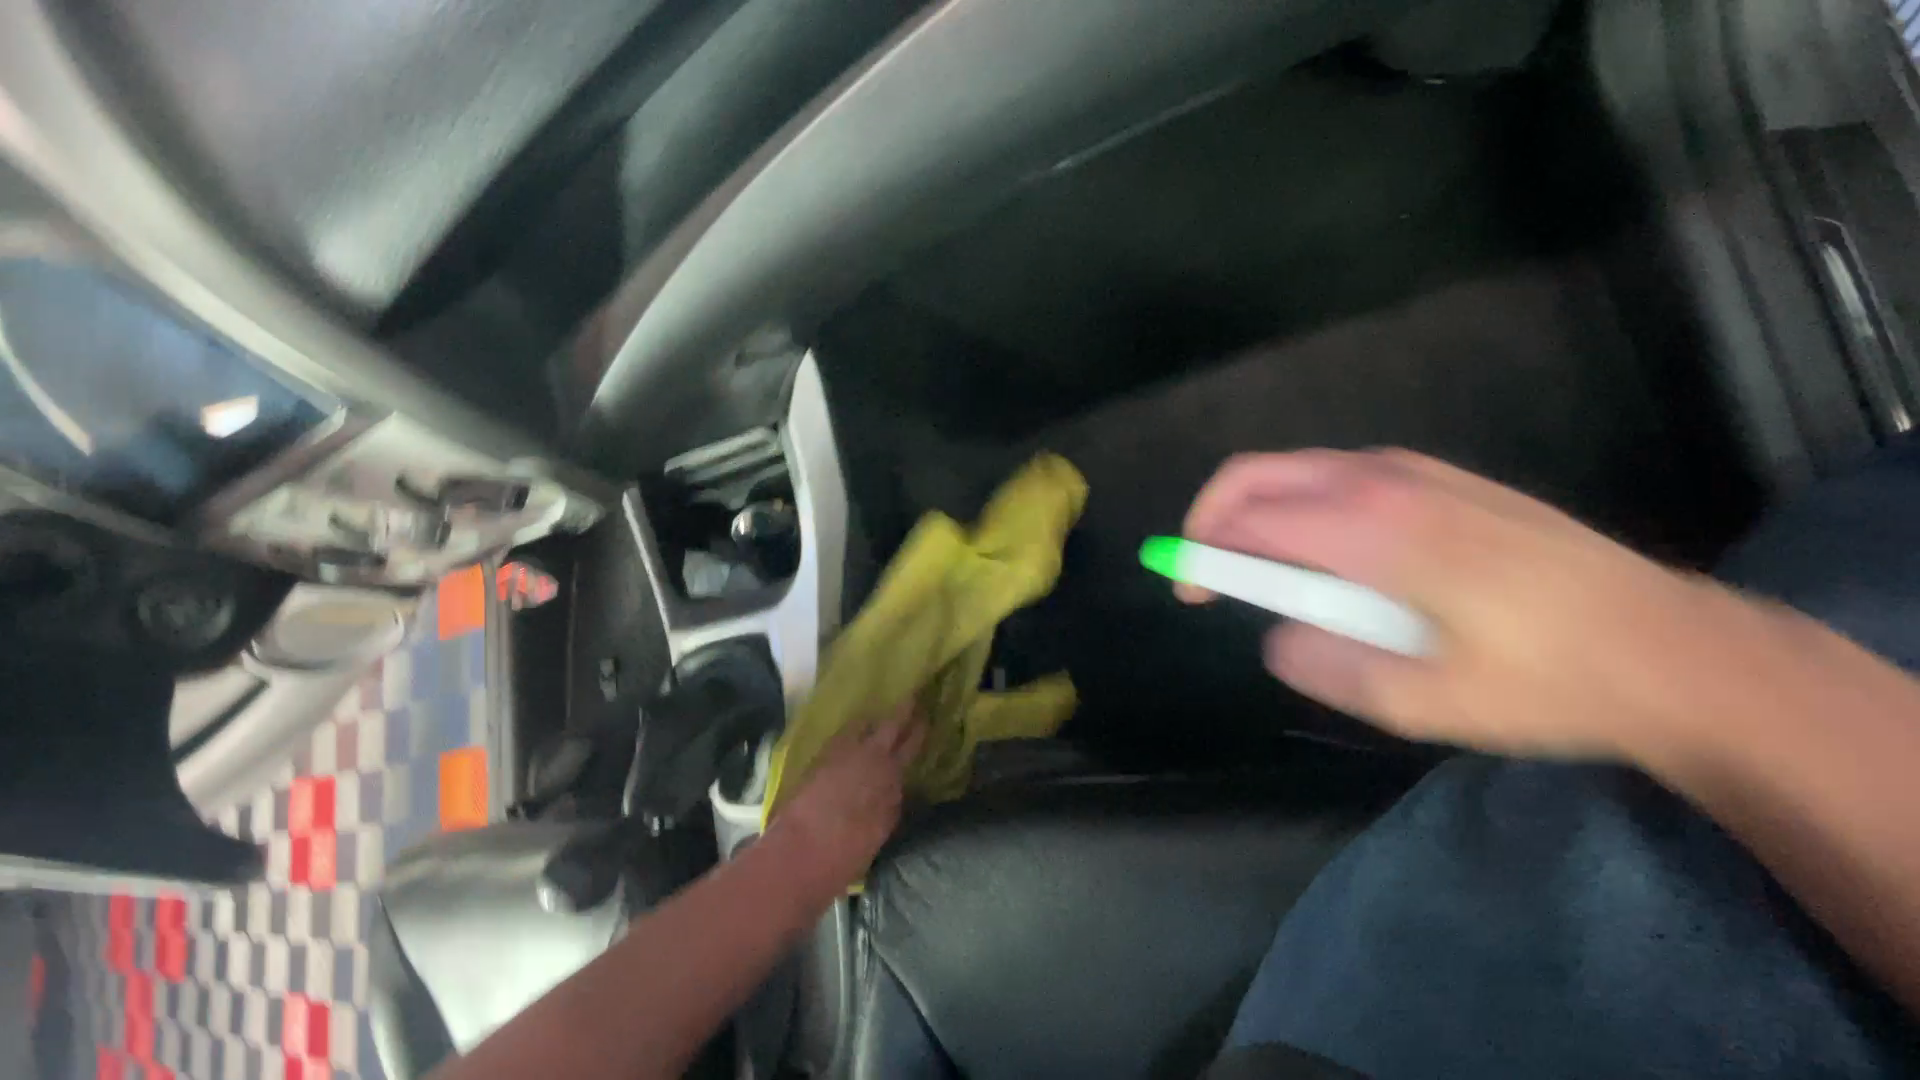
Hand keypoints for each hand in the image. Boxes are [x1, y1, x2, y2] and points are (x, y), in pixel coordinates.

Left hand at [765, 708, 923, 900]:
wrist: (802, 851)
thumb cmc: (848, 850)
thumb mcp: (882, 828)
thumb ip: (891, 803)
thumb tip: (894, 788)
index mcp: (890, 775)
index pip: (911, 745)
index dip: (919, 729)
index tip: (926, 716)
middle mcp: (869, 755)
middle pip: (890, 724)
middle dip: (902, 711)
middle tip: (911, 698)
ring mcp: (841, 752)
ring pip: (862, 724)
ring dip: (873, 721)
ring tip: (878, 718)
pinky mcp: (818, 757)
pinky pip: (841, 736)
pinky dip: (851, 733)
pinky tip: (852, 736)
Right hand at [1179, 448, 1798, 761]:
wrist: (1672, 652)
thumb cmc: (1545, 683)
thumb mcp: (1425, 703)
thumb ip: (1329, 666)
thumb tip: (1274, 638)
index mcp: (1375, 530)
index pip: (1252, 518)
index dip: (1204, 550)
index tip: (1189, 591)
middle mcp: (1389, 481)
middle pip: (1265, 473)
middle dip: (1216, 514)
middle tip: (1209, 570)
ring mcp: (1423, 474)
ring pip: (1305, 470)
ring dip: (1263, 510)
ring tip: (1266, 575)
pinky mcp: (1449, 483)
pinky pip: (1346, 476)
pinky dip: (1307, 505)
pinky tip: (1329, 557)